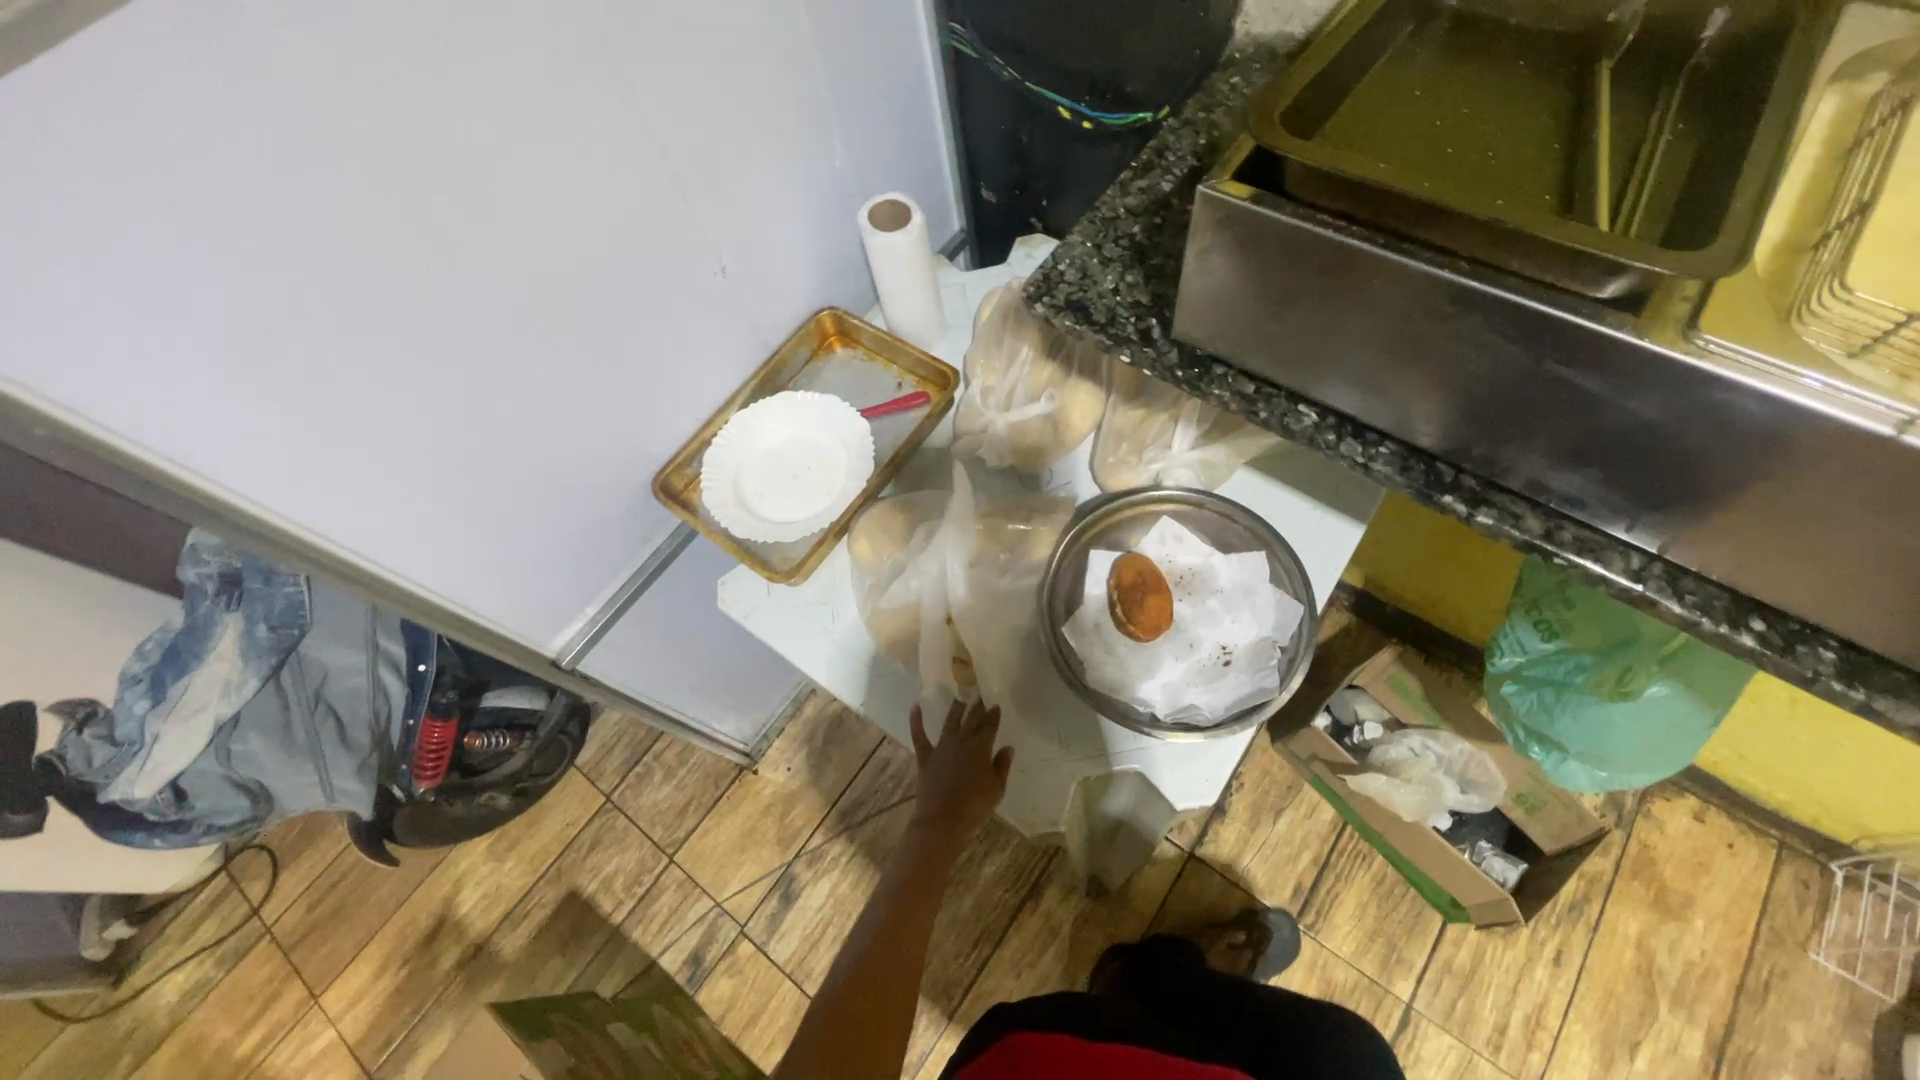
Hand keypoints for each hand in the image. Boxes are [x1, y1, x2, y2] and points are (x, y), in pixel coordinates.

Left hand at [908, 700, 1012, 851]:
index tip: (996, 706)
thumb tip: (1007, 747)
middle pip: (971, 721)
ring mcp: (941, 748)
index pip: (989, 727)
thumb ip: (1002, 766)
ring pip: (950, 723)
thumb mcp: (996, 789)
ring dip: (955, 709)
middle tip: (979, 696)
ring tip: (959, 698)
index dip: (993, 715)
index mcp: (981, 749)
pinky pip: (919, 735)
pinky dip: (916, 720)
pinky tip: (915, 706)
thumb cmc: (975, 807)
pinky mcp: (925, 757)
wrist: (943, 821)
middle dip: (977, 708)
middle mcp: (961, 742)